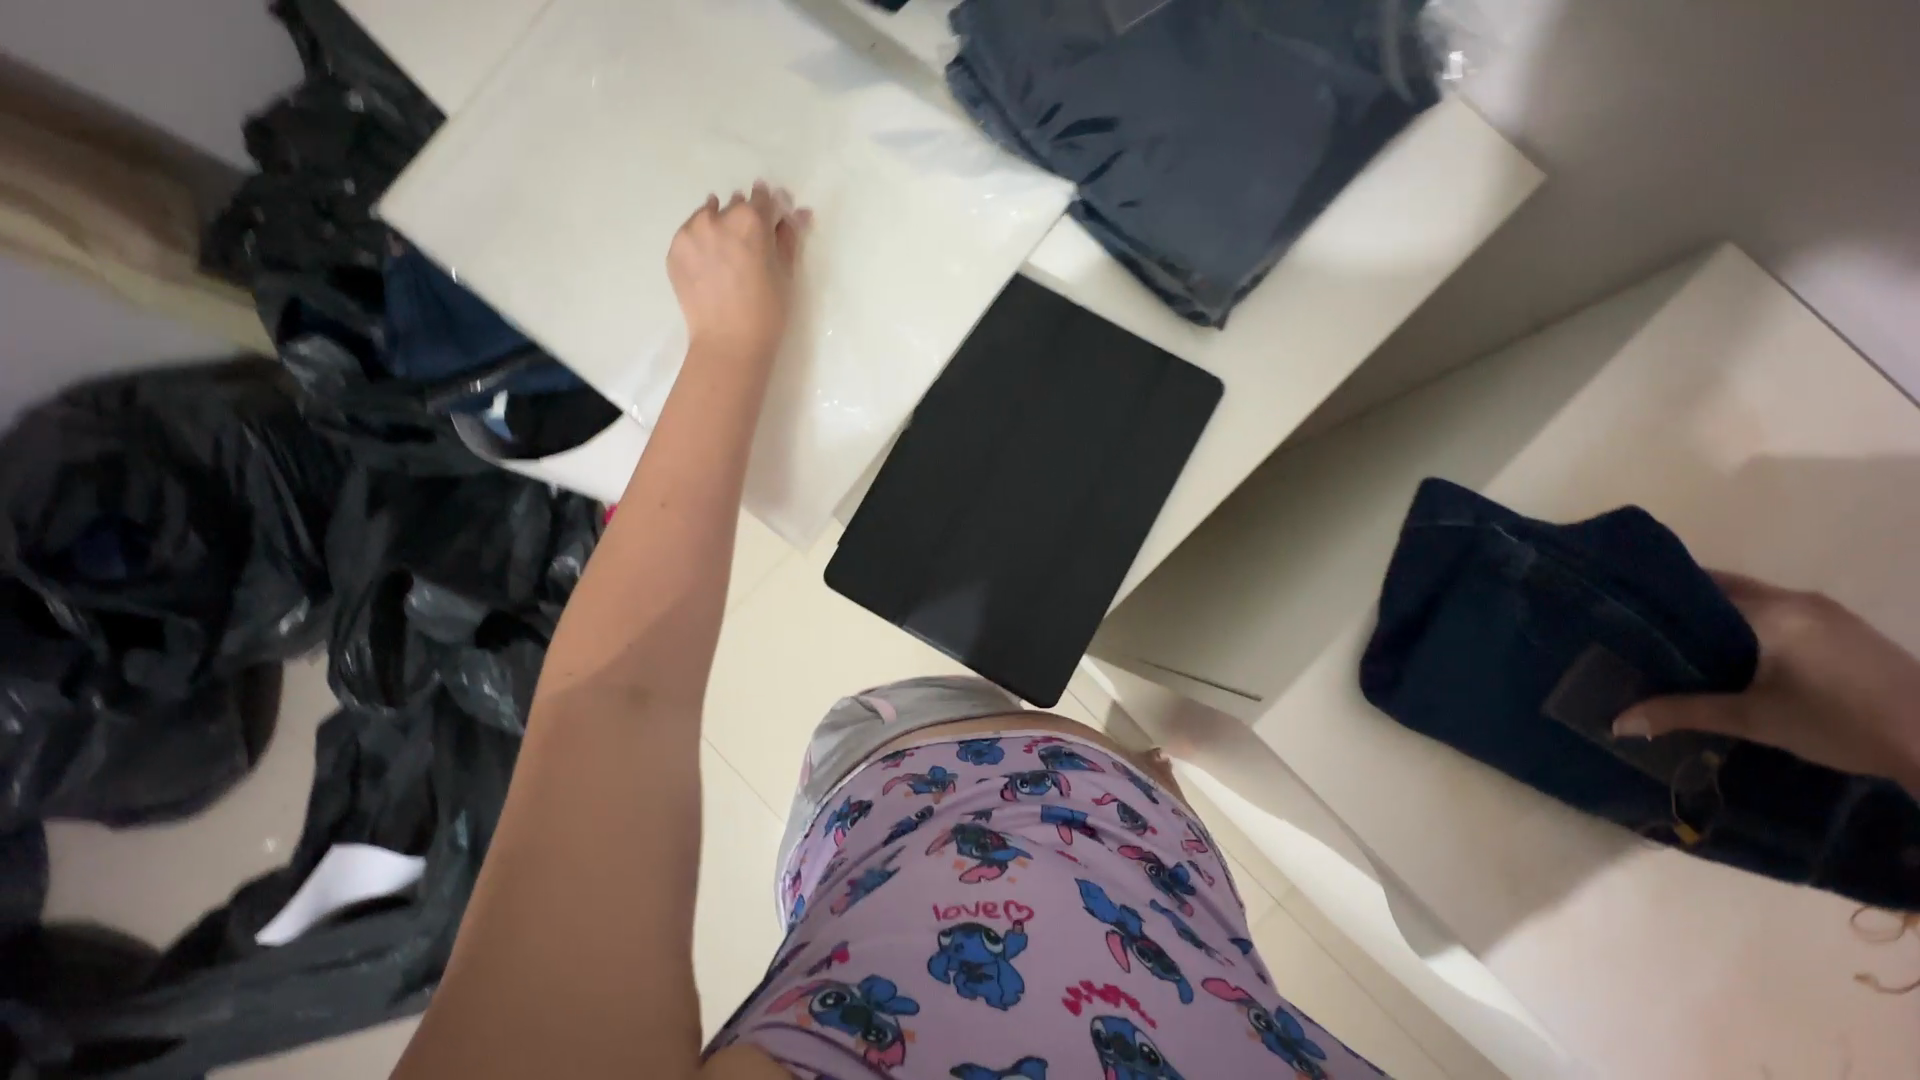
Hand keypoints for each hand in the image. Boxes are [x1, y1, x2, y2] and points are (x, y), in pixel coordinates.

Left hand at [667, 181, 810, 364]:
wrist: (728, 343)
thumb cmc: (767, 311)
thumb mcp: (786, 273)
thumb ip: (788, 237)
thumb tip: (797, 214)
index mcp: (750, 220)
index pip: (763, 197)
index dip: (770, 208)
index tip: (772, 221)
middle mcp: (717, 217)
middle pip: (734, 205)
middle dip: (744, 218)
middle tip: (750, 246)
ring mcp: (690, 232)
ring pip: (708, 215)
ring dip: (719, 226)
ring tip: (726, 256)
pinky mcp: (674, 251)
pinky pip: (690, 235)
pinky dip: (701, 243)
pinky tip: (710, 267)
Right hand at [1614, 571, 1919, 791]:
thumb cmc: (1842, 726)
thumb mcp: (1755, 721)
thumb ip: (1682, 712)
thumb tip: (1617, 723)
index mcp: (1770, 612)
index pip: (1694, 587)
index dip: (1655, 598)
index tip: (1621, 615)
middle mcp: (1795, 598)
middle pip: (1722, 588)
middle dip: (1682, 607)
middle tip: (1642, 633)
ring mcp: (1826, 610)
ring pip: (1752, 600)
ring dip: (1718, 616)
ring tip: (1682, 646)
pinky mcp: (1846, 626)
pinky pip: (1778, 611)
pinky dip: (1749, 624)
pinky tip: (1736, 654)